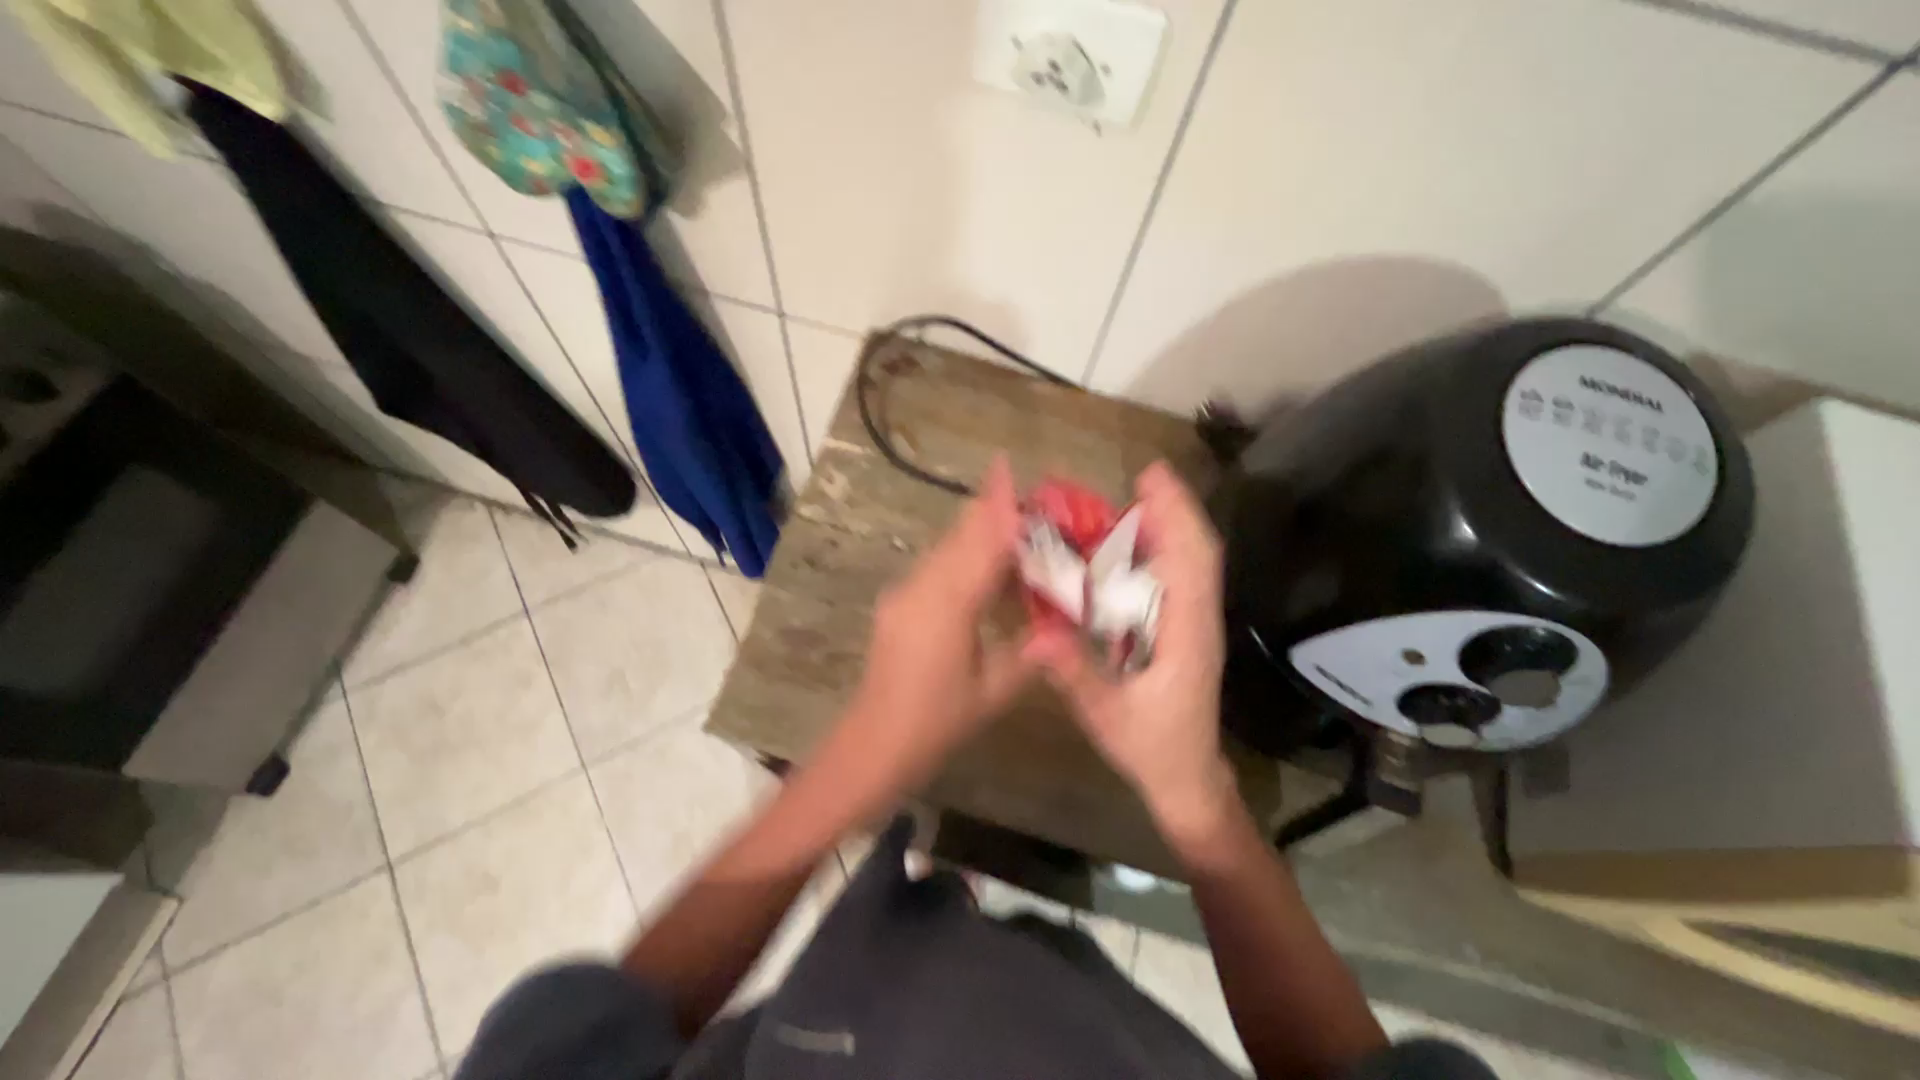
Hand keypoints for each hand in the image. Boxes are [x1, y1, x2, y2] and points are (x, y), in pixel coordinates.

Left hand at [832, 456, 1036, 795]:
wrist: (873, 744)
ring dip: (978, 537)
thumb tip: (1061, 628)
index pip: (981, 541)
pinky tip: (987, 577)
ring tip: (1018, 536)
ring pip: (946, 550)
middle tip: (1029, 500)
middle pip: (960, 535)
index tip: (1008, 466)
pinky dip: (964, 561)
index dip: (998, 504)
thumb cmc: (936, 722)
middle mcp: (923, 587)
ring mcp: (905, 594)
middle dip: (990, 513)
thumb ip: (1031, 654)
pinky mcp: (898, 606)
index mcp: (949, 603)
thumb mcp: (994, 692)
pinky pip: (936, 569)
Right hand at [1030, 462, 1240, 845]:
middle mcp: (1199, 622)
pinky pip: (1185, 581)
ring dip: (1174, 527)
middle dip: (1176, 509)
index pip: (1191, 564)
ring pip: (1196, 564)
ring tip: (1138, 501)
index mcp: (1186, 636)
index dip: (1175, 516)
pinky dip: (1168, 552)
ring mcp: (1198, 627)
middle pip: (1199, 553)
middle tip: (1141, 478)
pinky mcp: (1190, 634)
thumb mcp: (1106, 716)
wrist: (1189, 780)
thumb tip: (1035, 636)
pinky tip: (1139, 547)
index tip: (1151, 479)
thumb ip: (1074, 674)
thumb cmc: (1152, 749)